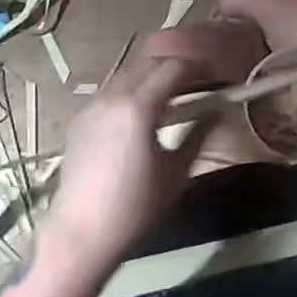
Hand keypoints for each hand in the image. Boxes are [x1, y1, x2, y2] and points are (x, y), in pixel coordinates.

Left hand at [37, 58, 213, 277]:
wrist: (83, 231)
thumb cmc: (136, 208)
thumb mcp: (177, 173)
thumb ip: (199, 134)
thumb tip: (217, 111)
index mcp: (138, 108)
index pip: (172, 68)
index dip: (198, 68)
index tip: (216, 76)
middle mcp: (111, 98)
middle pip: (147, 64)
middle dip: (174, 68)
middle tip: (198, 83)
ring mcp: (90, 107)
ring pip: (126, 77)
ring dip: (151, 79)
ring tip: (173, 99)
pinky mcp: (78, 120)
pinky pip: (109, 95)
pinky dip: (130, 94)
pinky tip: (141, 117)